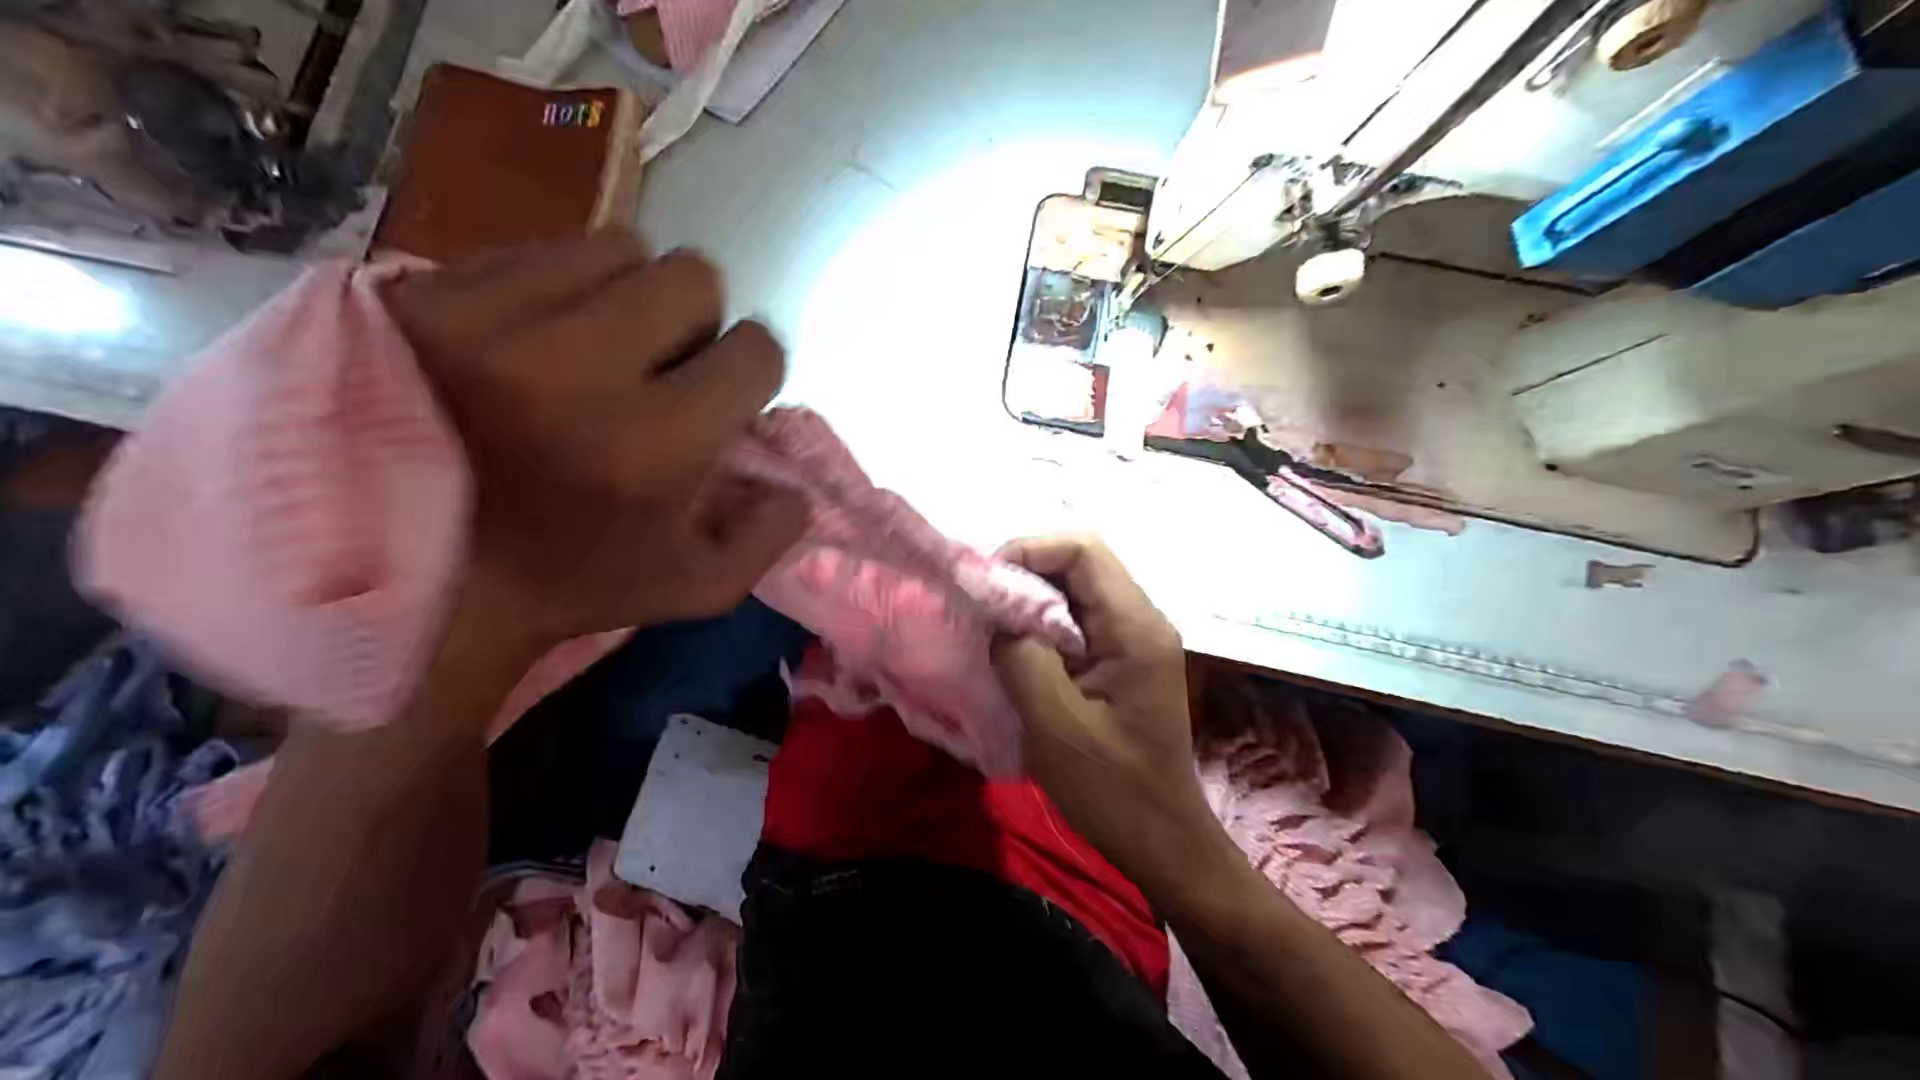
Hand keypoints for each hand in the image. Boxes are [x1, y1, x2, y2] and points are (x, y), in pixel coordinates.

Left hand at [386, 233, 807, 646]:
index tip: (725, 396)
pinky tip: (539, 341)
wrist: (410, 584)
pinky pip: (535, 250)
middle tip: (664, 365)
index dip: (751, 371)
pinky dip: (559, 288)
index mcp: (654, 445)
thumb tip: (796, 474)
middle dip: (697, 322)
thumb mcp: (700, 585)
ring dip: (631, 296)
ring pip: (618, 248)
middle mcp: (577, 368)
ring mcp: (489, 321)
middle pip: (693, 276)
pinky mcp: (421, 294)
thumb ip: (772, 531)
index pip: (756, 350)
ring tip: (601, 348)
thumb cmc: (574, 585)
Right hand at [990, 536, 1213, 884]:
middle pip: (1080, 565)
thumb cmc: (1111, 789)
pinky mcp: (1125, 662)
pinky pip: (1081, 622)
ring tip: (994, 628)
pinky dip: (1044, 626)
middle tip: (984, 607)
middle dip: (1026, 575)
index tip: (986, 586)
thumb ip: (1021, 655)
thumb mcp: (1053, 723)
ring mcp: (1137, 641)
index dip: (1028, 551)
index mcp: (1135, 627)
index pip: (1083, 550)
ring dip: (1032, 602)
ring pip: (1077, 592)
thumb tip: (999, 617)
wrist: (1163, 841)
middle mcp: (1143, 621)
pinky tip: (1019, 652)